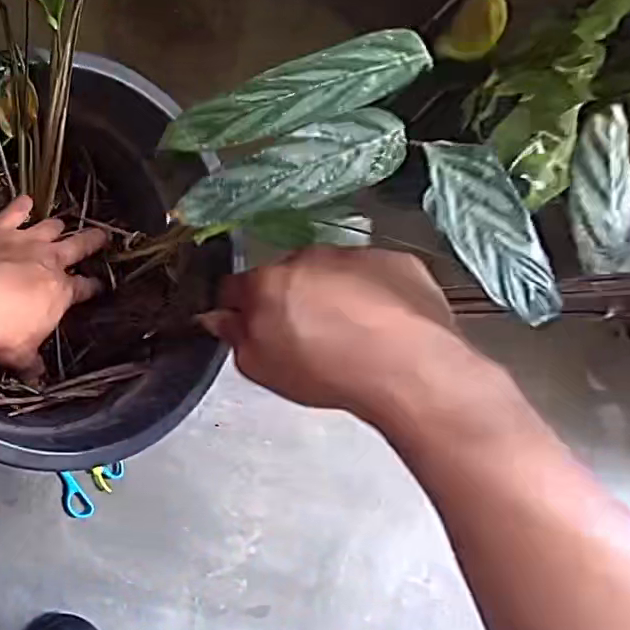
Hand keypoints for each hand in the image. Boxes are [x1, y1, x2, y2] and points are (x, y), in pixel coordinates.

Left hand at [0, 195, 108, 378]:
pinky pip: (13, 212)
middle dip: (91, 242)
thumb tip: (36, 377)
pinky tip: (24, 199)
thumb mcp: (20, 353)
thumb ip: (30, 361)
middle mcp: (50, 262)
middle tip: (101, 236)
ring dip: (56, 225)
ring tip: (61, 221)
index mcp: (61, 293)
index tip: (97, 286)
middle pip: (78, 247)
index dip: (92, 287)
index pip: (84, 289)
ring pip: (50, 227)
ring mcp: (25, 241)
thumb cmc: (1, 332)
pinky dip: (20, 205)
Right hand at [197, 247, 498, 427]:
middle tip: (302, 333)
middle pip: (283, 275)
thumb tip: (218, 318)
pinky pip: (372, 272)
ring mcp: (352, 257)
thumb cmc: (329, 371)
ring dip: (329, 292)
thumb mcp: (259, 367)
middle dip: (288, 297)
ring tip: (348, 331)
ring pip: (328, 271)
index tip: (248, 325)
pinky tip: (380, 322)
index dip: (237, 308)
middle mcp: (304, 260)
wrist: (411, 371)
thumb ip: (233, 336)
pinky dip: (372, 291)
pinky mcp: (397, 262)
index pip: (233, 287)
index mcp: (263, 283)